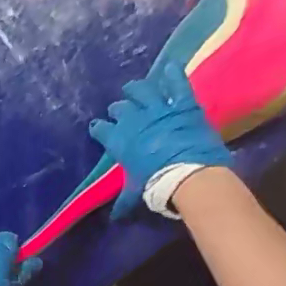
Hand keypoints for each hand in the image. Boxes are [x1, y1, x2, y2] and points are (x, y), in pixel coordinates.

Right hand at [87, 58, 232, 218]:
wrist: (186, 173)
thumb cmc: (155, 183)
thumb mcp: (135, 192)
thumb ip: (123, 201)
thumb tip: (114, 218)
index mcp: (118, 140)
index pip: (101, 129)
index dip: (99, 128)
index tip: (99, 127)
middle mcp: (133, 120)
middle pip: (120, 108)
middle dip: (119, 109)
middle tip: (120, 110)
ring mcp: (157, 109)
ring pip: (142, 91)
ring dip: (137, 89)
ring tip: (134, 88)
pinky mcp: (181, 105)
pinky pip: (176, 84)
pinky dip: (173, 75)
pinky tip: (169, 67)